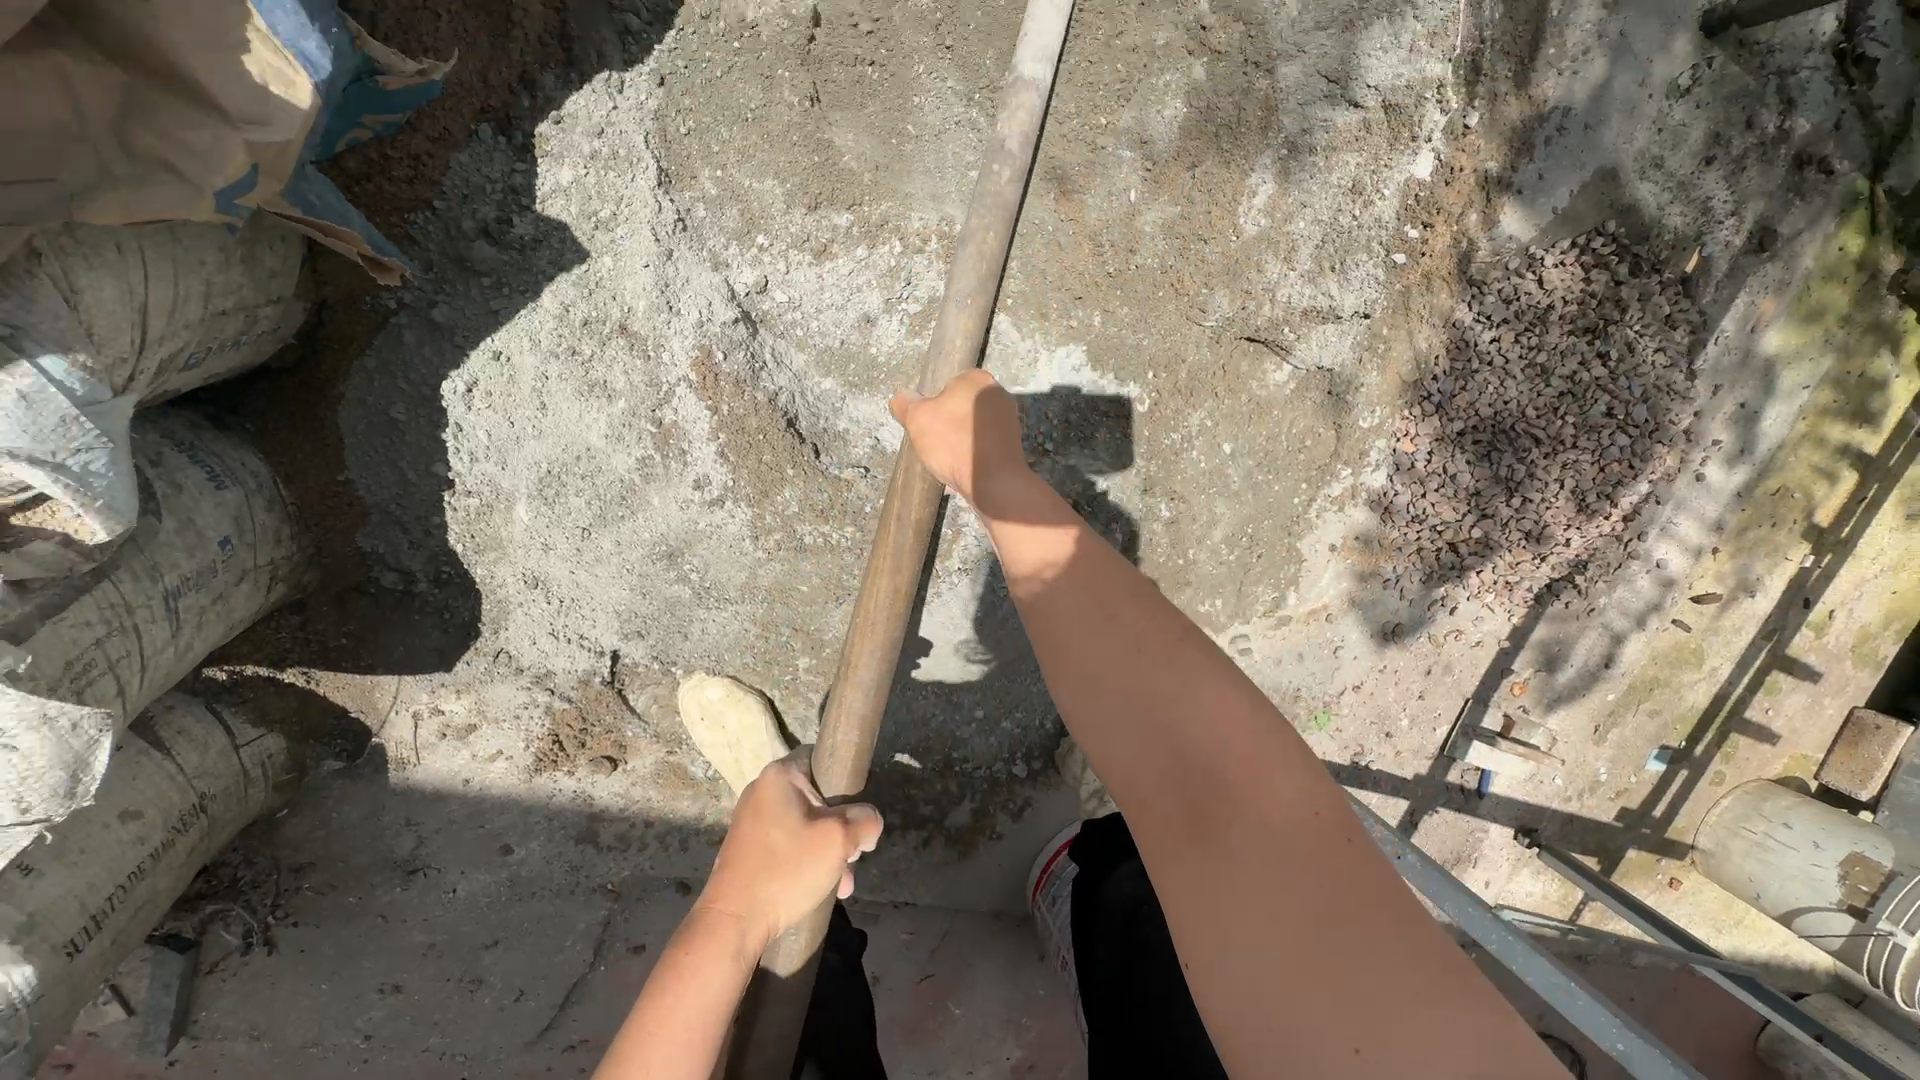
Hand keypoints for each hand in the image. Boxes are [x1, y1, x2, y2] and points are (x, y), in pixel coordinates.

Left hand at [695, 749, 883, 950]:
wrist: (734, 921)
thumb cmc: (787, 869)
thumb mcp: (839, 840)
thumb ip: (865, 821)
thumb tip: (869, 822)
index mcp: (779, 776)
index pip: (821, 758)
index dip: (846, 783)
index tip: (858, 812)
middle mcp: (762, 791)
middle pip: (819, 798)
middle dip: (842, 829)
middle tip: (853, 856)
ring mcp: (753, 821)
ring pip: (807, 826)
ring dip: (829, 851)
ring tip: (842, 883)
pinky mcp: (750, 848)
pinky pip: (790, 844)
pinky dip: (808, 861)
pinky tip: (824, 890)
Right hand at [890, 371, 1033, 514]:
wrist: (992, 482)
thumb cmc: (953, 443)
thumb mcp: (917, 419)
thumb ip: (906, 404)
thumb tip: (901, 397)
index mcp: (978, 379)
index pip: (949, 383)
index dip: (934, 403)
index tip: (927, 422)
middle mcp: (999, 393)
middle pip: (962, 405)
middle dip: (948, 422)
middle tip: (934, 441)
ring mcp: (1010, 420)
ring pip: (973, 426)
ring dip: (960, 440)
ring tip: (948, 458)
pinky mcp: (1013, 444)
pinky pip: (985, 445)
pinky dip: (973, 454)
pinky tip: (963, 468)